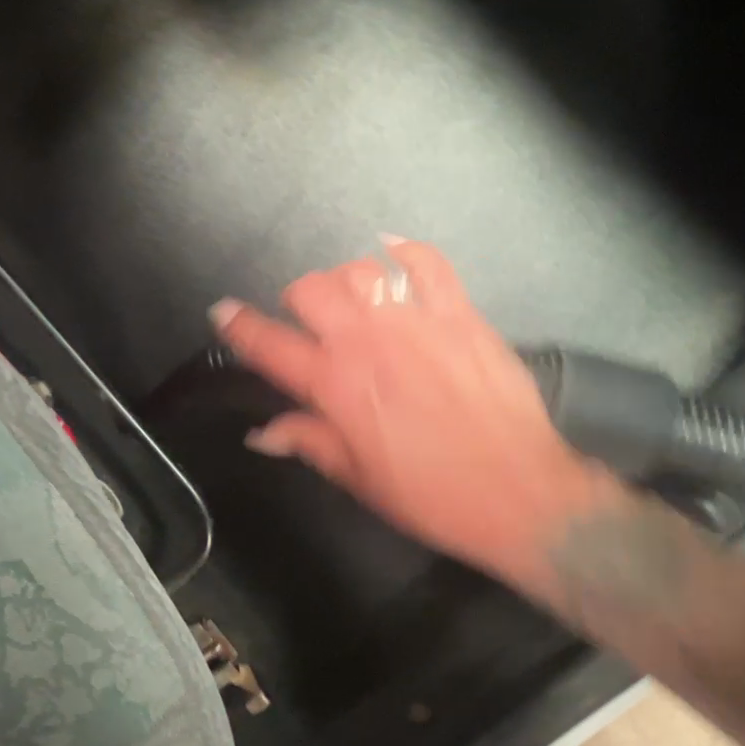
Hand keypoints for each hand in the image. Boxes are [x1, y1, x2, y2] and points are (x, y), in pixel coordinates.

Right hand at [211, 237, 608, 585]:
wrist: (521, 495)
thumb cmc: (430, 494)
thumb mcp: (357, 477)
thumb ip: (307, 441)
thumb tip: (262, 433)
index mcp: (334, 387)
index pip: (268, 345)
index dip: (239, 325)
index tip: (223, 311)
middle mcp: (366, 344)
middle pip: (310, 291)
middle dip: (295, 300)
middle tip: (303, 318)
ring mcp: (415, 323)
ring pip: (359, 271)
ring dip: (344, 280)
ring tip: (350, 298)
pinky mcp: (460, 315)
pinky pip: (427, 263)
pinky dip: (404, 250)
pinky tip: (391, 251)